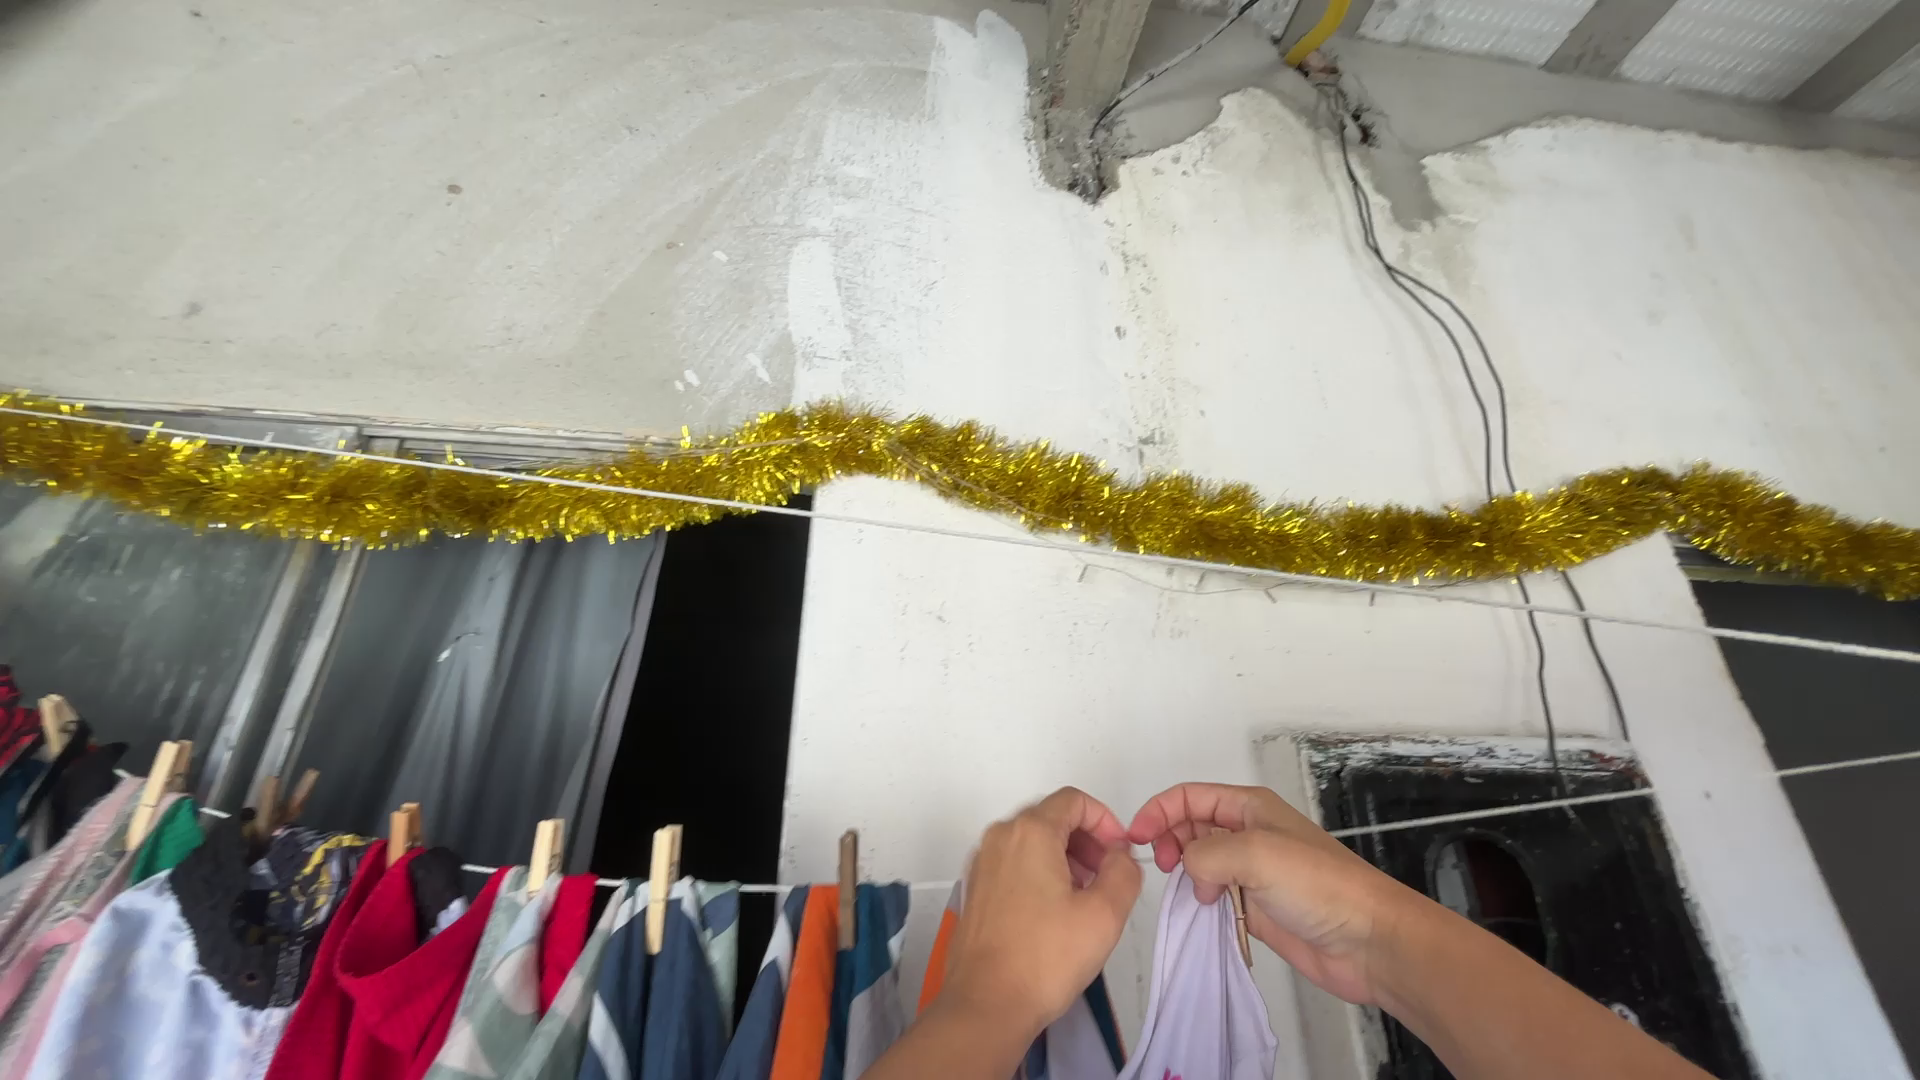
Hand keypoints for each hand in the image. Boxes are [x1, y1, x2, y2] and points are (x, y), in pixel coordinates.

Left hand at [943, 787, 1142, 1041]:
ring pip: (1033, 840)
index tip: (1121, 854)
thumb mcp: (1104, 914)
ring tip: (1085, 897)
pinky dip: (1040, 871)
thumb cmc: (1046, 957)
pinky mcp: (975, 886)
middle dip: (1086, 840)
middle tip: (1108, 877)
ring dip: (1065, 857)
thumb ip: (1124, 872)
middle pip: (1052, 817)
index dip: (1105, 820)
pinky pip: (1014, 861)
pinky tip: (1055, 911)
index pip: (1074, 800)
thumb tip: (1120, 856)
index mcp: (1030, 830)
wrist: (986, 1003)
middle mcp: (1001, 835)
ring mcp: (982, 860)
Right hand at [1128, 782, 1424, 1005]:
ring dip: (1186, 871)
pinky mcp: (1254, 905)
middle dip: (1169, 840)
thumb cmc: (1317, 885)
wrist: (1368, 941)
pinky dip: (1200, 897)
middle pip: (1188, 824)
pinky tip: (1205, 908)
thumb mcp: (1253, 853)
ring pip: (1198, 859)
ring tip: (1194, 890)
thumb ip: (1205, 853)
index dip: (1157, 811)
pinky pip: (1212, 892)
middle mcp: (1245, 832)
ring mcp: (1250, 869)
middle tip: (1165, 866)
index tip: (1135, 838)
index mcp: (1247, 806)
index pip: (1188, 796)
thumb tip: (1189, 870)